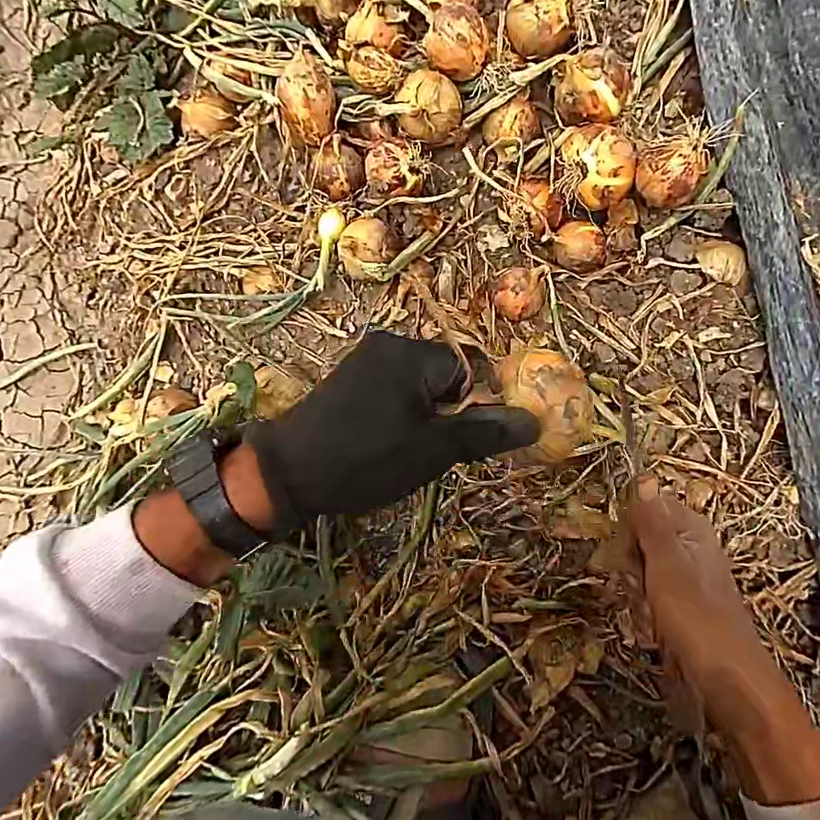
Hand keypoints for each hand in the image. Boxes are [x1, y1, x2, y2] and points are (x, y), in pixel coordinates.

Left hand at [243, 331, 539, 527]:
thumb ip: (485, 432)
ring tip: (401, 449)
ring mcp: (366, 358)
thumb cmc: (365, 460)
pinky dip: (400, 413)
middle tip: (426, 449)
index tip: (453, 441)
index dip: (468, 409)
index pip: (467, 371)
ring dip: (424, 416)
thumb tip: (533, 422)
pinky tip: (383, 442)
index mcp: (410, 353)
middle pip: (444, 376)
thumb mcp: (433, 450)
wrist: (286, 475)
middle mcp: (388, 344)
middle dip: (446, 412)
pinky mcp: (350, 376)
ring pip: (420, 386)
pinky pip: (394, 389)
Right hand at [625, 479, 819, 804]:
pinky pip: (650, 597)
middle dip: (630, 569)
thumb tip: (643, 477)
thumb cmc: (699, 622)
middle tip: (642, 594)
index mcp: (691, 529)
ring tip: (650, 619)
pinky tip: (654, 632)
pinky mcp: (684, 606)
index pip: (642, 509)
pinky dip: (646, 614)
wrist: (731, 685)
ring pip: (640, 572)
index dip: (627, 534)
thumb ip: (651, 523)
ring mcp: (687, 578)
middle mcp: (691, 547)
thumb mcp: (667, 567)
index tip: (628, 560)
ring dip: (636, 597)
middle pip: (638, 541)